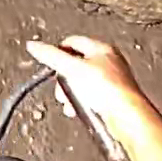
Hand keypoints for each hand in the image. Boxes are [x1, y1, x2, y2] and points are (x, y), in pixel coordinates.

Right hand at [25, 36, 153, 129]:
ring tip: (68, 102)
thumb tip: (33, 45)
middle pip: (75, 63)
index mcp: (102, 49)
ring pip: (81, 81)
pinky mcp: (112, 98)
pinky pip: (89, 96)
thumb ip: (50, 55)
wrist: (128, 118)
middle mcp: (109, 62)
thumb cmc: (107, 89)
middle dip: (63, 77)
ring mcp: (112, 81)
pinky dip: (80, 102)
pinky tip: (77, 110)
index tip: (50, 63)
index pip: (72, 42)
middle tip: (61, 87)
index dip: (58, 52)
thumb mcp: (71, 68)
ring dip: (70, 92)